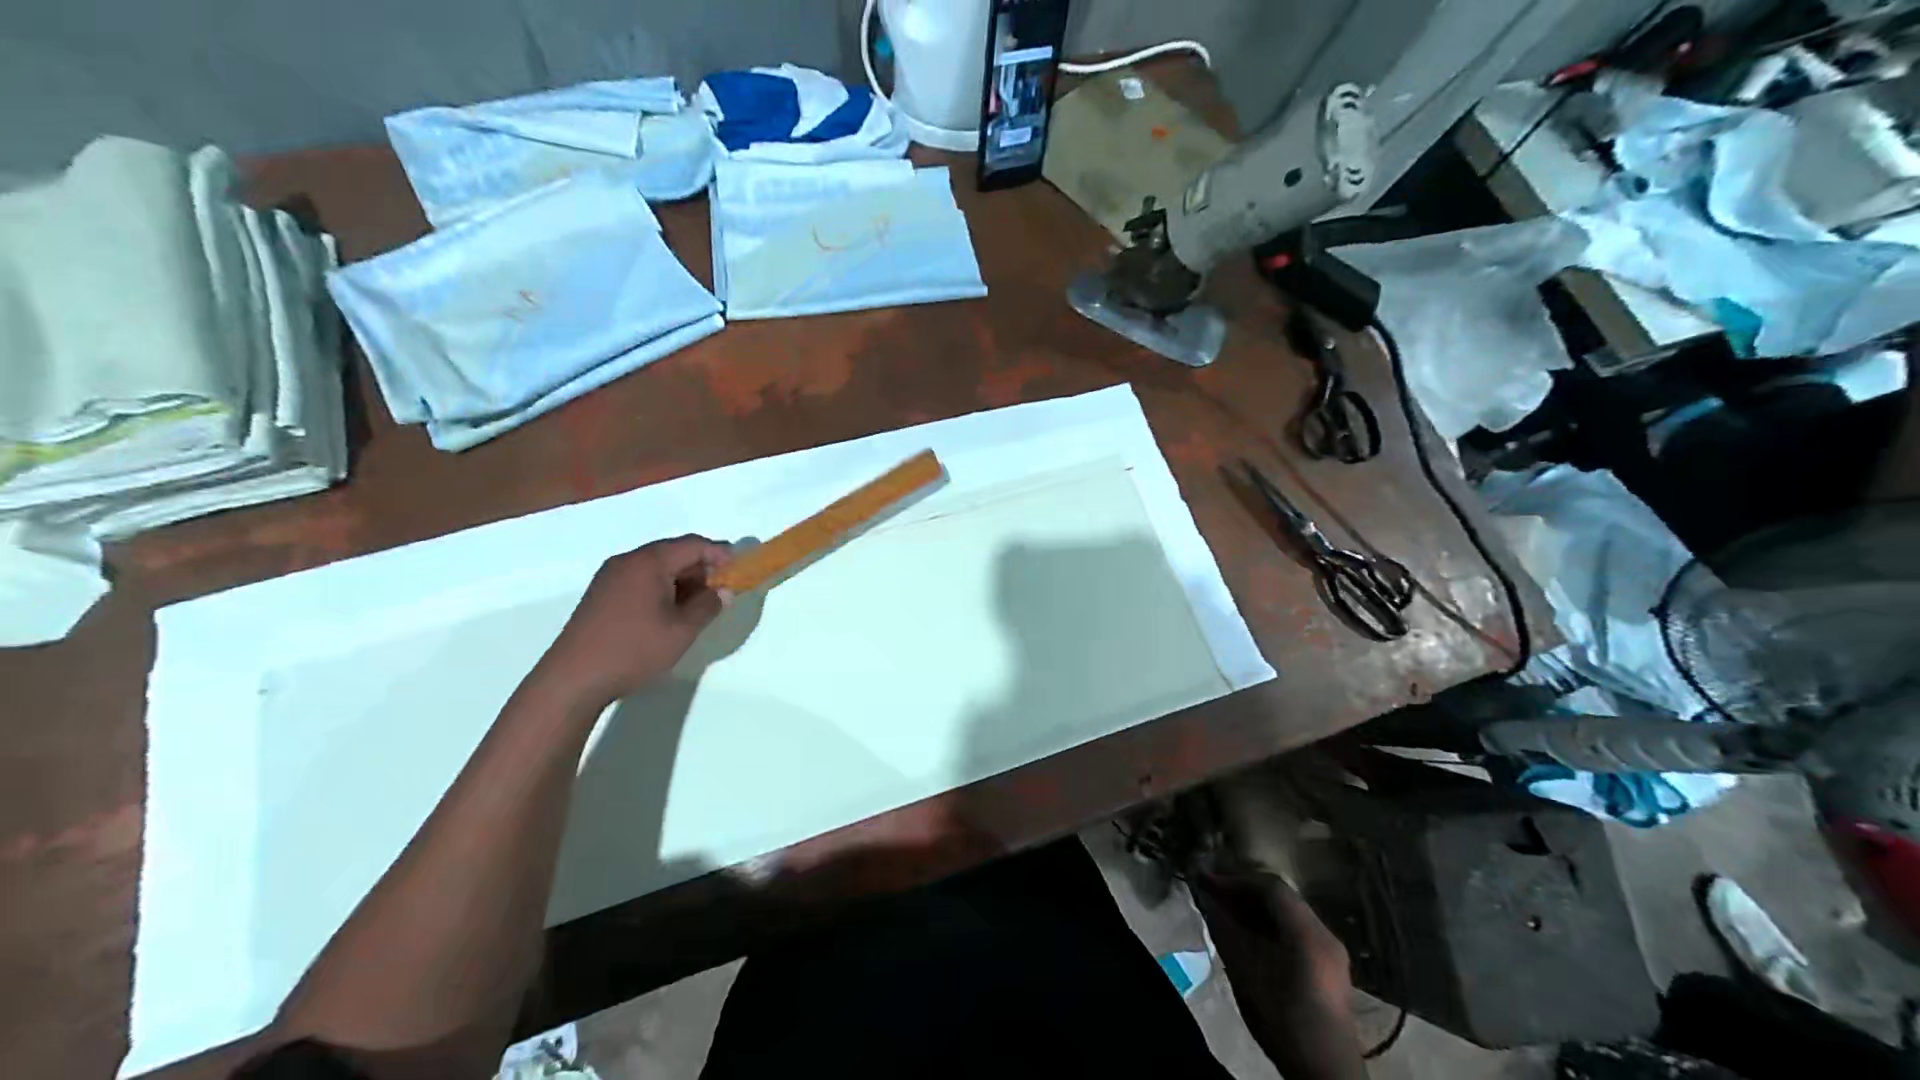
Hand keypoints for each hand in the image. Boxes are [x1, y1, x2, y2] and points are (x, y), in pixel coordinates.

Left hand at [535, 535, 732, 708]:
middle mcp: (627, 561)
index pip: (694, 544)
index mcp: (648, 562)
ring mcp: (610, 577)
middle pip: (674, 552)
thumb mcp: (681, 631)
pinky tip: (670, 612)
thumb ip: (708, 606)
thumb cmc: (633, 650)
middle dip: (702, 567)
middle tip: (722, 590)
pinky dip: (662, 587)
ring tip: (699, 605)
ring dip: (682, 579)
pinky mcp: (601, 595)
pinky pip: (640, 579)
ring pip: (656, 567)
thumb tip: (724, 592)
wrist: (572, 679)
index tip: (740, 572)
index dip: (721, 555)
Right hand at [1196, 869, 1367, 1079]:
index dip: (1235, 880)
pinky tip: (1251, 938)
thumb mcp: (1245, 971)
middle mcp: (1326, 934)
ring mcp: (1332, 952)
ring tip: (1227, 915)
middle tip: (1215, 896)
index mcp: (1308, 931)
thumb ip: (1225, 928)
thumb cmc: (1282, 1018)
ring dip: (1257, 910)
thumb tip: (1208, 899)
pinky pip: (1297, 932)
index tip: (1207, 883)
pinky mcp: (1331, 970)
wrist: (1325, 1073)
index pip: (1270, 886)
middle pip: (1283, 898)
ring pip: (1290, 914)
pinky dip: (1271, 926)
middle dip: (1245, 893)